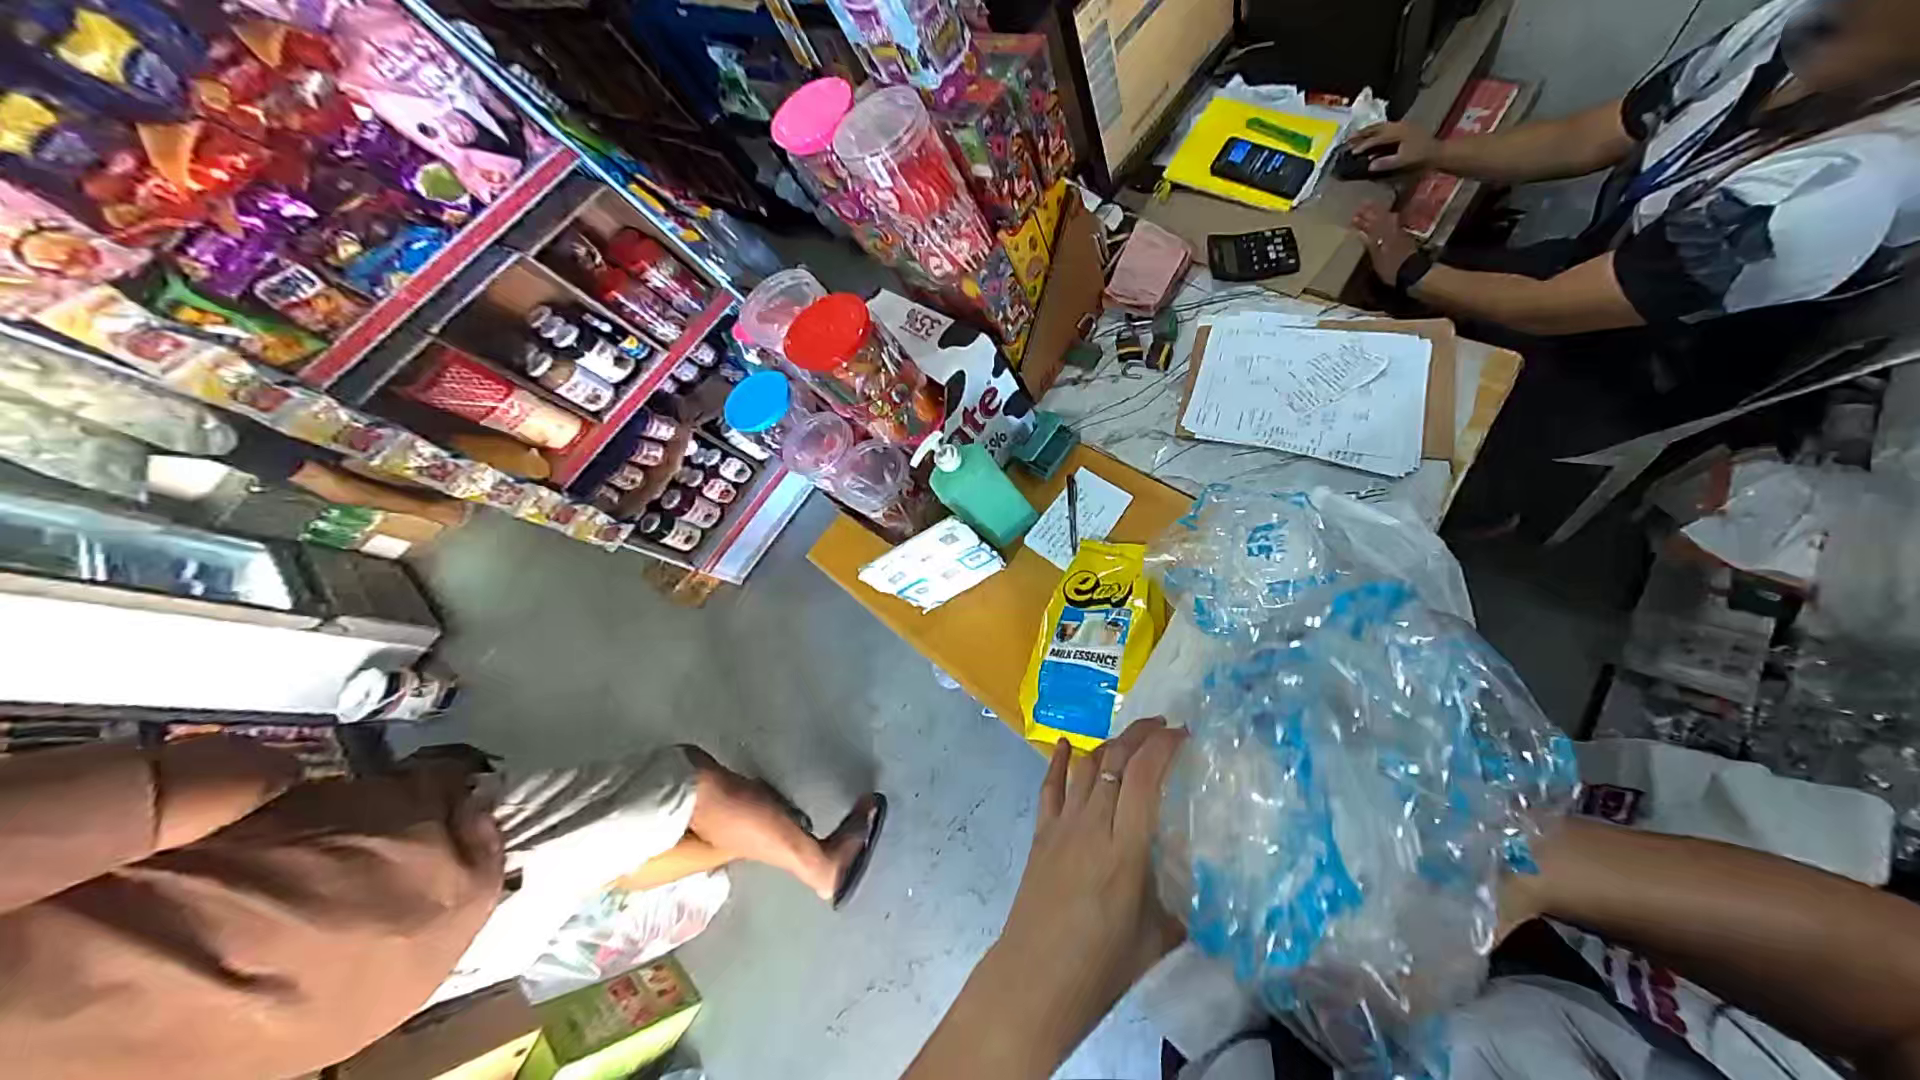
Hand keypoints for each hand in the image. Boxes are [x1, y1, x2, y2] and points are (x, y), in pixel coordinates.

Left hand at [995, 720, 1188, 1022]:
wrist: (1035, 979)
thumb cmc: (1101, 965)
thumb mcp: (1157, 937)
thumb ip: (1180, 903)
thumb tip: (1199, 886)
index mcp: (1125, 848)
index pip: (1144, 777)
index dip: (1163, 747)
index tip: (1183, 735)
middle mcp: (1091, 825)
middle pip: (1114, 760)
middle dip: (1139, 734)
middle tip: (1163, 726)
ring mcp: (1061, 826)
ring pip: (1083, 766)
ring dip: (1108, 745)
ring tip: (1130, 739)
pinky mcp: (1040, 834)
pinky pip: (1049, 787)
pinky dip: (1057, 761)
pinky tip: (1063, 744)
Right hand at [1344, 121, 1439, 173]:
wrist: (1436, 152)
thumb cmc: (1420, 157)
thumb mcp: (1404, 161)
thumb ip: (1386, 163)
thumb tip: (1369, 165)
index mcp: (1399, 132)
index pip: (1377, 138)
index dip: (1364, 145)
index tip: (1352, 153)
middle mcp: (1399, 126)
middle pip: (1376, 128)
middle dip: (1361, 134)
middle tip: (1347, 139)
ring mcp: (1401, 125)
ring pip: (1380, 126)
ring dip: (1366, 130)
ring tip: (1354, 135)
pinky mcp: (1402, 128)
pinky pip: (1385, 127)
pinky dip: (1374, 130)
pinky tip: (1368, 134)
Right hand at [1352, 202, 1420, 284]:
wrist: (1411, 273)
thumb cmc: (1391, 267)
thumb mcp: (1377, 257)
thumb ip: (1370, 243)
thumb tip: (1362, 232)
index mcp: (1385, 233)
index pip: (1374, 220)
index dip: (1365, 215)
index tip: (1355, 211)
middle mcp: (1392, 230)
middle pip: (1381, 217)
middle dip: (1371, 212)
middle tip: (1361, 208)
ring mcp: (1398, 234)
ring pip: (1387, 220)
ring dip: (1377, 216)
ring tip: (1369, 214)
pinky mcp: (1401, 239)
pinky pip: (1390, 226)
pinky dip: (1383, 224)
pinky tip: (1378, 226)